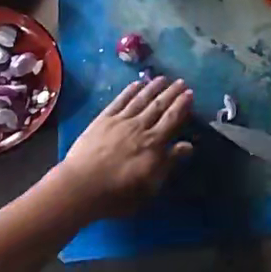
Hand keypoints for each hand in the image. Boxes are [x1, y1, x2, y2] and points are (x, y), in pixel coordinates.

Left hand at [51, 77, 193, 220]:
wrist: (81, 187)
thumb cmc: (118, 193)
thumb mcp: (150, 186)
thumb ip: (168, 163)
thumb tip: (188, 145)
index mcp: (153, 144)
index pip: (172, 119)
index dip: (182, 106)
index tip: (190, 93)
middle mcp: (139, 127)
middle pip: (158, 106)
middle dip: (171, 93)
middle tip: (181, 81)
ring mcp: (120, 121)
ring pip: (140, 100)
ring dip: (153, 88)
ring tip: (163, 78)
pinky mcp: (102, 120)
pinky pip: (119, 101)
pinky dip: (129, 91)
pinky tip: (136, 84)